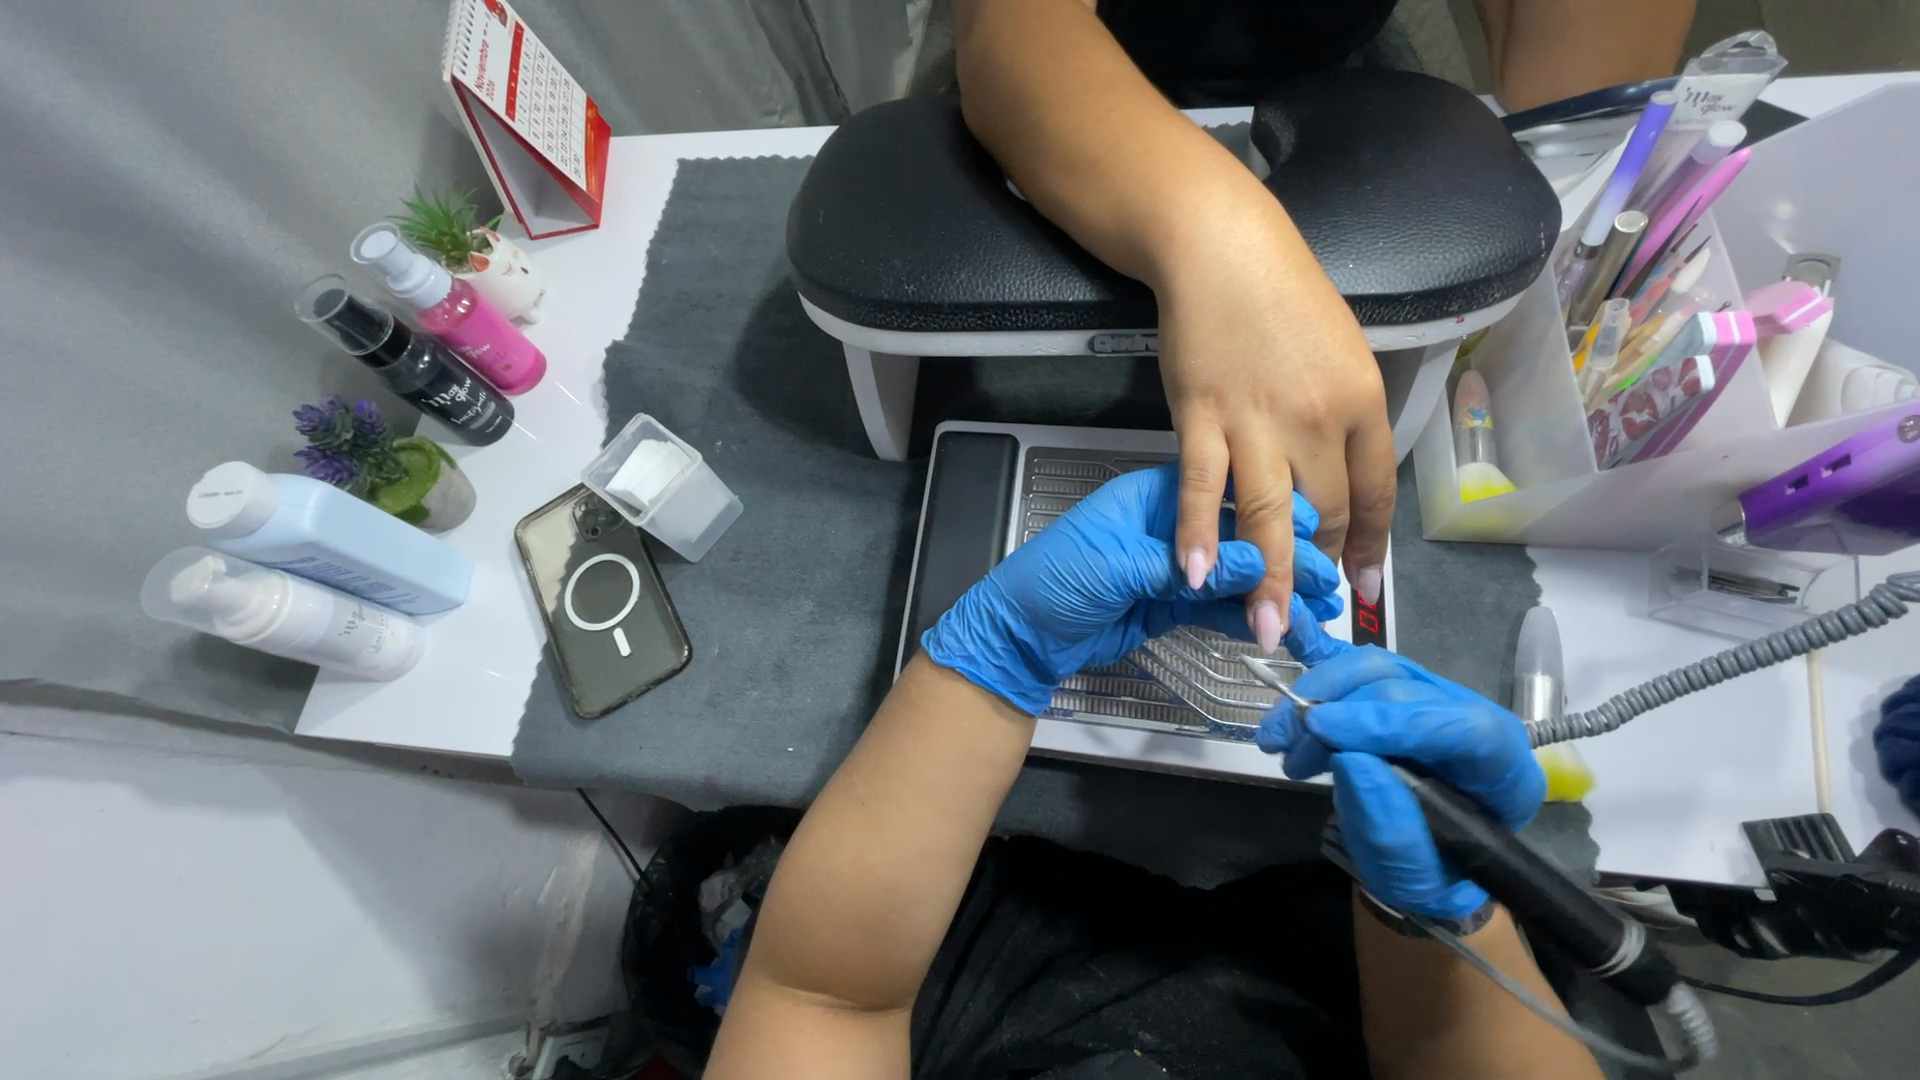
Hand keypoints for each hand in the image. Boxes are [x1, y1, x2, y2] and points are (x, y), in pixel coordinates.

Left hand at [922, 461, 1347, 714]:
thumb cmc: (1053, 581)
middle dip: (1279, 558)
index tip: (1313, 526)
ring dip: (1270, 593)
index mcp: (1148, 499)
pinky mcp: (1167, 605)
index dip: (1266, 509)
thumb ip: (1183, 567)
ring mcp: (1169, 569)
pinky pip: (1213, 609)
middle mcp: (1165, 528)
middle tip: (1326, 581)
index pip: (1218, 494)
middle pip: (1233, 537)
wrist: (1021, 636)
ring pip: (1229, 577)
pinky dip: (1243, 617)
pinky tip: (1278, 625)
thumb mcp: (1116, 566)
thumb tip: (1252, 564)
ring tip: (1319, 610)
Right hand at [1154, 209, 1394, 652]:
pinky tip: (1193, 572)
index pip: (1373, 492)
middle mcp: (1317, 419)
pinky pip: (1202, 486)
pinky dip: (1197, 532)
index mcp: (1361, 400)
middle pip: (1324, 512)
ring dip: (1264, 577)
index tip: (1360, 587)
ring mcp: (1255, 420)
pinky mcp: (1200, 417)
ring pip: (1267, 513)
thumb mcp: (1336, 349)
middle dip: (1315, 570)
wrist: (1221, 250)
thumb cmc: (1281, 296)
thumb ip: (1340, 414)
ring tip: (1262, 629)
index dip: (1368, 547)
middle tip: (1302, 618)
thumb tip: (1326, 471)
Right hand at [1255, 647, 1545, 919]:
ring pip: (1371, 667)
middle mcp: (1470, 720)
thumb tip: (1349, 759)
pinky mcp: (1391, 689)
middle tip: (1283, 746)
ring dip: (1314, 694)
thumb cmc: (1427, 875)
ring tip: (1277, 740)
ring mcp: (1431, 697)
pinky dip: (1314, 678)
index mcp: (1502, 772)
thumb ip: (1390, 826)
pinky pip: (1352, 667)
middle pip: (1403, 685)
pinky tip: (1288, 706)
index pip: (1458, 726)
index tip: (1321, 728)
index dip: (1387, 720)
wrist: (1417, 863)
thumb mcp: (1413, 876)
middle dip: (1333, 709)